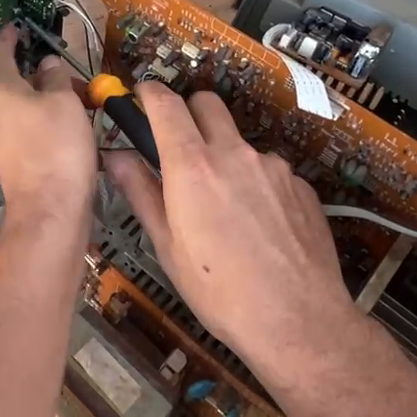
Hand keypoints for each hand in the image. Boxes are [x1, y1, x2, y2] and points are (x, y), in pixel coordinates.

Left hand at [0, 25, 98, 236]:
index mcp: (0, 92)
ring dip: (40, 98)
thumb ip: (56, 78)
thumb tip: (48, 65)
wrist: (50, 211)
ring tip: (72, 98)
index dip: (7, 39)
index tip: (15, 28)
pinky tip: (64, 127)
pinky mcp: (10, 163)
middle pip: (7, 83)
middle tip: (58, 68)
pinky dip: (40, 120)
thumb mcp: (66, 102)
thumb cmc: (58, 149)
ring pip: (17, 108)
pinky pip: (23, 130)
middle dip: (32, 72)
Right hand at [105, 82, 367, 374]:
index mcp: (192, 165)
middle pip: (206, 103)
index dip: (149, 93)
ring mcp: (273, 167)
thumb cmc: (219, 292)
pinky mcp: (301, 185)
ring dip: (224, 154)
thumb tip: (114, 156)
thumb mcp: (167, 246)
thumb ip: (140, 191)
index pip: (165, 103)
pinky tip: (259, 225)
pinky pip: (269, 169)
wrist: (299, 323)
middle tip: (179, 147)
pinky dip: (256, 182)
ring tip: (224, 205)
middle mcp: (234, 153)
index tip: (141, 98)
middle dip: (188, 113)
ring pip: (239, 140)